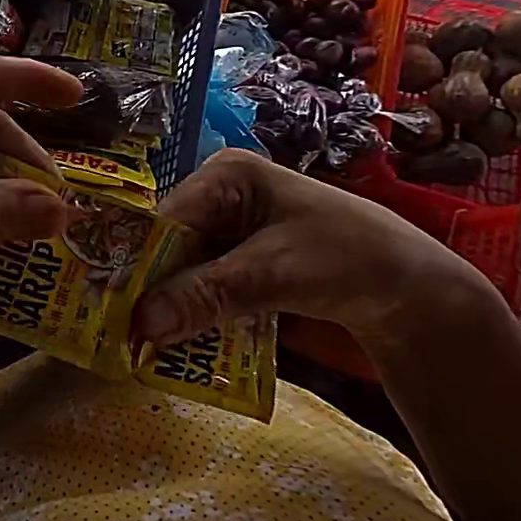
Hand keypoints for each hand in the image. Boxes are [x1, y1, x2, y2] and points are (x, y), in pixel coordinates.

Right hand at [133, 149, 503, 351]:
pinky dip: (193, 310)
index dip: (138, 264)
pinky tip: (179, 340)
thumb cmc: (346, 257)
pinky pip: (202, 282)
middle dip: (151, 288)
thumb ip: (207, 295)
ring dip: (170, 304)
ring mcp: (229, 226)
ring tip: (142, 345)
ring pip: (182, 267)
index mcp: (226, 174)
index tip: (112, 309)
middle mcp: (219, 194)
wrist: (408, 287)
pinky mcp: (238, 256)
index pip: (166, 218)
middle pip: (169, 243)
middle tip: (122, 335)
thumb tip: (140, 326)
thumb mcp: (274, 274)